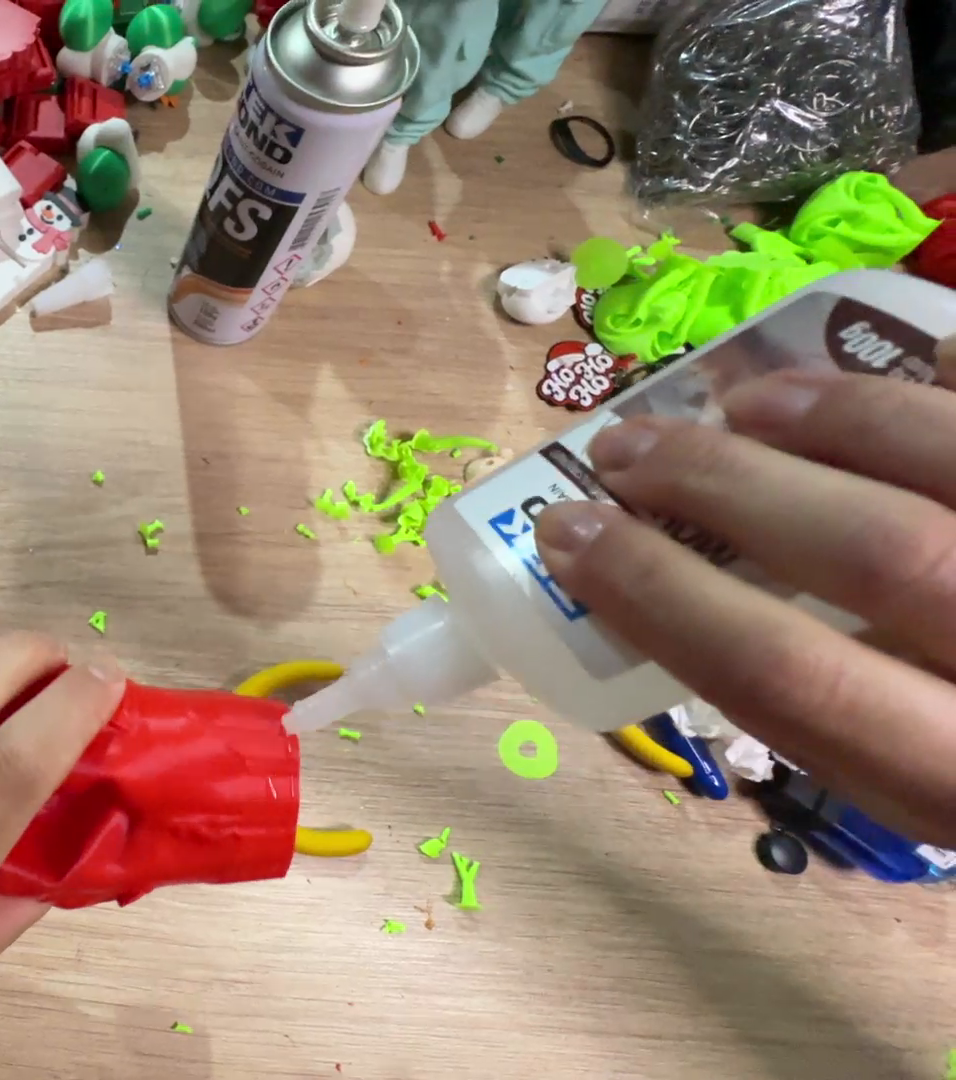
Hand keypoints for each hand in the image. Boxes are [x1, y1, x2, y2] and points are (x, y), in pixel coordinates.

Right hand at [536, 368, 955, 845]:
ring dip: (839, 416)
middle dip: (717, 484)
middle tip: (623, 447)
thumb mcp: (920, 788)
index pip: (778, 671)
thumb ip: (819, 706)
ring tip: (748, 397)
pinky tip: (920, 359)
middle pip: (878, 553)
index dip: (650, 587)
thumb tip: (670, 594)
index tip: (566, 529)